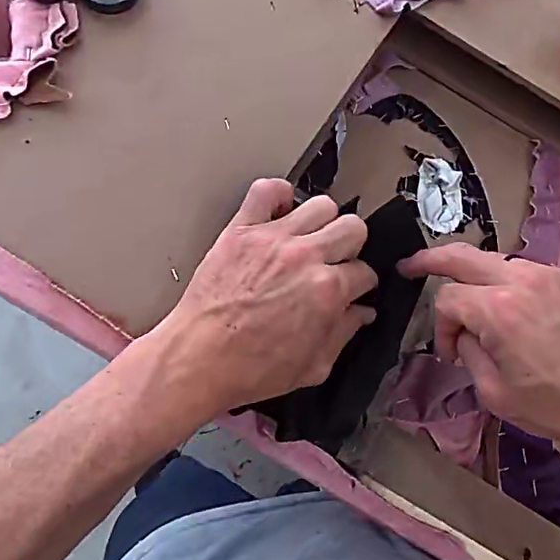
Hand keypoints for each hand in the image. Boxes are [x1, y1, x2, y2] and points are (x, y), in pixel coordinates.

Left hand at [142, 179, 376, 415]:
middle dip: (351, 246)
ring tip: (311, 238)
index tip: (352, 286)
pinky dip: (278, 194)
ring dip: (323, 222)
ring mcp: (273, 240)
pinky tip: (281, 211)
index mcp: (328, 291)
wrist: (195, 363)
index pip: (365, 271)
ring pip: (322, 205)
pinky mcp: (242, 231)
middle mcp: (306, 258)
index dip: (361, 283)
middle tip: (337, 260)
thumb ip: (345, 334)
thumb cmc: (248, 368)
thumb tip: (361, 314)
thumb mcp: (313, 366)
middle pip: (353, 228)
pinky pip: (267, 191)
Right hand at [397, 244, 559, 464]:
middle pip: (464, 255)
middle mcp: (523, 279)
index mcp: (498, 309)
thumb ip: (472, 356)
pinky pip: (528, 271)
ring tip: (470, 299)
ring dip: (476, 275)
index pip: (448, 298)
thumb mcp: (499, 396)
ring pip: (498, 261)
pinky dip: (509, 282)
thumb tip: (467, 336)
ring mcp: (551, 274)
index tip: (451, 354)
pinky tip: (513, 308)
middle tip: (412, 266)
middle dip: (432, 258)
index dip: (441, 327)